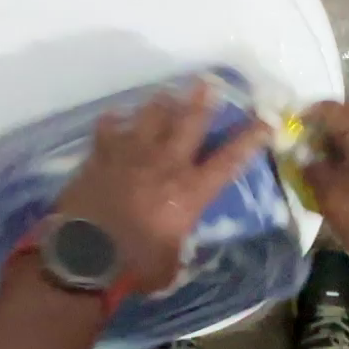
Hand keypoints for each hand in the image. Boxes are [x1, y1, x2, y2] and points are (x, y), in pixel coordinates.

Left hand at [52, 84, 270, 293]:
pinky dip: (112, 122)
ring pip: (150, 117)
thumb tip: (176, 242)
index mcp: (190, 192)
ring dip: (160, 104)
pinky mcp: (99, 158)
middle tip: (208, 81)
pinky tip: (113, 116)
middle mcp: (165, 164)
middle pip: (189, 123)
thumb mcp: (170, 264)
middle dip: (201, 100)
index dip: (250, 139)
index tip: (265, 121)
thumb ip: (177, 245)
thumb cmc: (134, 267)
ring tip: (165, 93)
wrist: (82, 256)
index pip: (229, 160)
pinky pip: (107, 131)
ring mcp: (130, 156)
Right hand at [301, 101, 348, 272]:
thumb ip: (312, 171)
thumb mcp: (331, 195)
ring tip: (313, 176)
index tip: (289, 127)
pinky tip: (337, 191)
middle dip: (319, 139)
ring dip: (334, 158)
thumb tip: (305, 160)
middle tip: (297, 156)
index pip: (333, 109)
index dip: (308, 113)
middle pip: (346, 128)